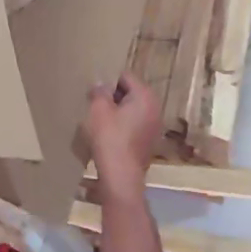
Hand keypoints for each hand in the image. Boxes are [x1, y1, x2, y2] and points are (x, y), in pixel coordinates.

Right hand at [84, 72, 159, 204]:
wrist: (120, 174)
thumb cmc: (109, 137)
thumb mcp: (98, 109)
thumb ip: (100, 91)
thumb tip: (102, 85)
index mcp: (145, 96)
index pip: (126, 77)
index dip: (109, 81)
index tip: (95, 92)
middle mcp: (155, 108)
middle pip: (132, 92)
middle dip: (114, 96)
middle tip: (95, 104)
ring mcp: (155, 126)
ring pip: (133, 109)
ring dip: (118, 111)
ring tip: (100, 120)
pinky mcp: (150, 141)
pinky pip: (135, 124)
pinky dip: (124, 125)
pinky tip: (109, 134)